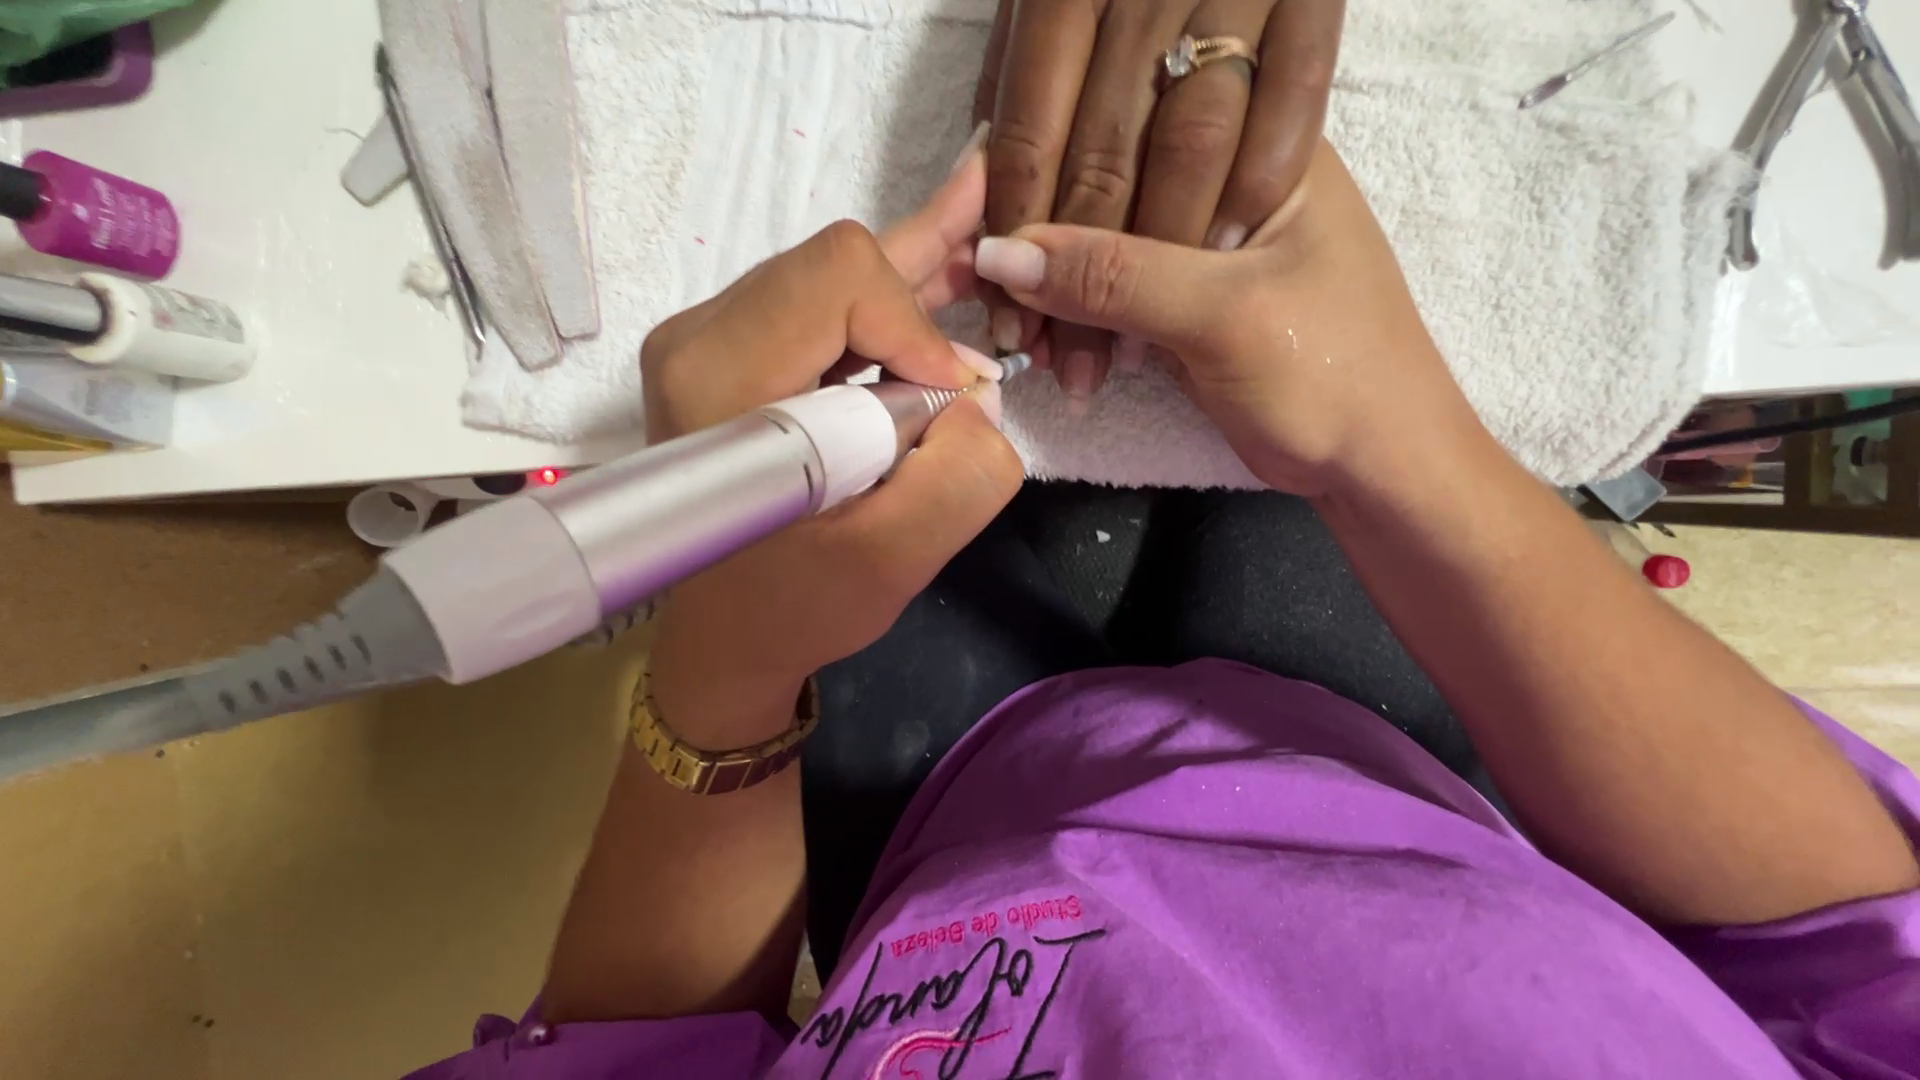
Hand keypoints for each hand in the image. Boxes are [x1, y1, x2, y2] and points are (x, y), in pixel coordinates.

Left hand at [642, 152, 1023, 735]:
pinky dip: (884, 308)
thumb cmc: (795, 608)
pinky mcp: (728, 356)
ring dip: (910, 288)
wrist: (726, 635)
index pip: (841, 279)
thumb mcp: (892, 562)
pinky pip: (818, 306)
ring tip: (978, 246)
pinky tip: (936, 276)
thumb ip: (960, 476)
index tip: (951, 400)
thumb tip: (978, 394)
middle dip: (921, 300)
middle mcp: (698, 340)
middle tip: (998, 272)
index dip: (916, 327)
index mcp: (722, 380)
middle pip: (835, 265)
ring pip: (831, 278)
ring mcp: (706, 342)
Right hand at [976, 0, 1345, 412]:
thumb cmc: (1327, 375)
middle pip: (1105, 191)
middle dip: (1042, 250)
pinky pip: (1113, 293)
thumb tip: (1000, 254)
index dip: (1046, 180)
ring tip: (1019, 340)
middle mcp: (1227, 179)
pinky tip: (1047, 346)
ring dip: (1055, 295)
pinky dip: (1077, 321)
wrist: (1372, 465)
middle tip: (987, 299)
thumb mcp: (1221, 317)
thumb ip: (1115, 276)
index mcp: (1261, 146)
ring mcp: (1203, 242)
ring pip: (1102, 246)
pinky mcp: (1186, 296)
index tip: (979, 234)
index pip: (1128, 134)